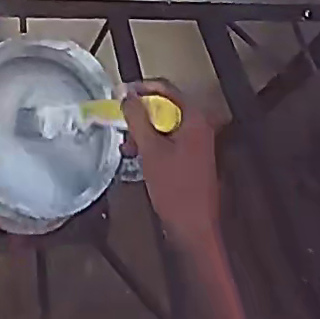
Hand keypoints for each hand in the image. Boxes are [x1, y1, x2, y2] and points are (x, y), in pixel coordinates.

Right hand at [122, 80, 221, 242]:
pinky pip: (168, 139)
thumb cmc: (174, 188)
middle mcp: (199, 125)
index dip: (141, 87)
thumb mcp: (150, 149)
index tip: (120, 93)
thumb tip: (126, 95)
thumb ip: (137, 118)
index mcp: (194, 117)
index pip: (166, 88)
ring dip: (144, 129)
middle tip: (121, 120)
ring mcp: (197, 142)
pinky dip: (152, 143)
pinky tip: (137, 155)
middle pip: (165, 105)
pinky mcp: (191, 158)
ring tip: (126, 143)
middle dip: (141, 112)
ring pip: (165, 124)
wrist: (194, 230)